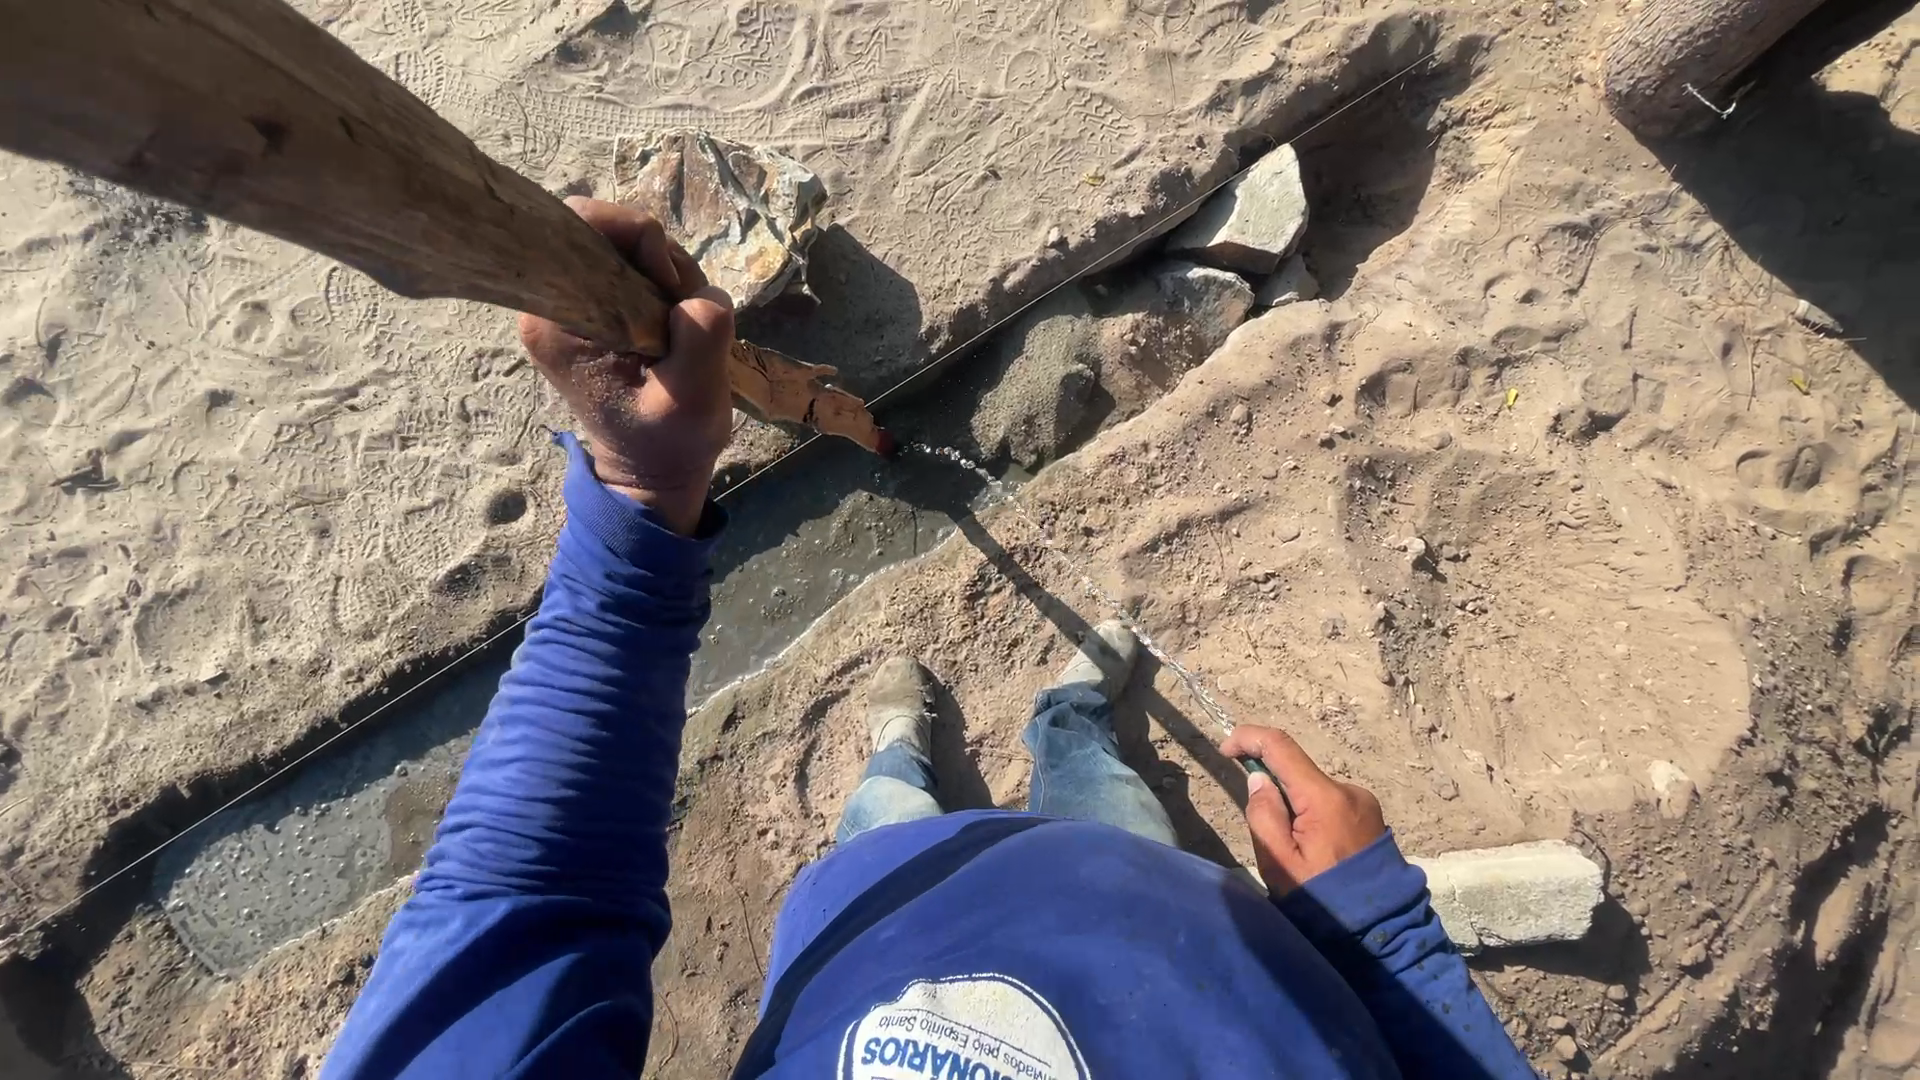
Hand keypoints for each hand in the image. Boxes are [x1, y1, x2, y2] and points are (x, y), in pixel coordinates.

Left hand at [518, 197, 735, 534]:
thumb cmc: (668, 443)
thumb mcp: (692, 398)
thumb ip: (698, 337)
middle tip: (686, 316)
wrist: (656, 471)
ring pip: (637, 251)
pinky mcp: (607, 312)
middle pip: (613, 233)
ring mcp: (584, 305)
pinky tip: (682, 331)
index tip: (666, 282)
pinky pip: (644, 273)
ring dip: (676, 281)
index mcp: (558, 319)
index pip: (579, 227)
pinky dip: (674, 293)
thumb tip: (702, 295)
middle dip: (664, 264)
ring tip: (688, 334)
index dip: (632, 235)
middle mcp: (558, 302)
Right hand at [1220, 724, 1386, 895]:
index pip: (1280, 746)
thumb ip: (1262, 813)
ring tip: (1295, 848)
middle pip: (1296, 770)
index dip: (1248, 738)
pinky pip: (1330, 801)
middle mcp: (1349, 791)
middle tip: (1267, 830)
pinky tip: (1315, 847)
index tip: (1226, 750)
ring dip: (1293, 802)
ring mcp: (1364, 803)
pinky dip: (1311, 811)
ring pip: (1312, 787)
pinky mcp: (1371, 816)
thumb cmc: (1321, 898)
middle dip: (1271, 786)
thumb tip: (1260, 779)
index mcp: (1325, 798)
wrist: (1382, 934)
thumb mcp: (1278, 861)